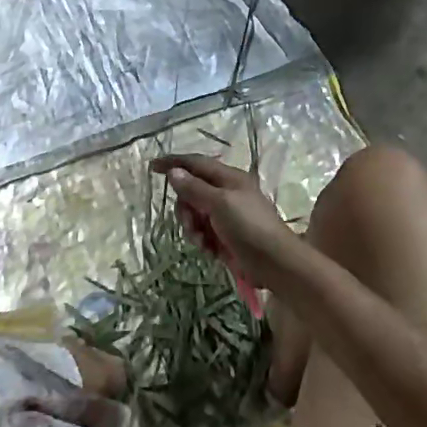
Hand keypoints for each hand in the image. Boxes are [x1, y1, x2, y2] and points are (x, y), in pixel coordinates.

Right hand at [149, 154, 305, 290]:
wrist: (274, 263)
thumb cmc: (249, 227)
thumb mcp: (220, 204)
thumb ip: (195, 188)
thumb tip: (174, 172)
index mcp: (229, 178)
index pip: (196, 164)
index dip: (174, 163)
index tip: (152, 166)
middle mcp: (226, 193)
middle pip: (192, 191)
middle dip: (185, 207)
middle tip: (191, 222)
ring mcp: (226, 215)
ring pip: (195, 214)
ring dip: (193, 227)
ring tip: (202, 241)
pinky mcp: (225, 236)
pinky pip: (203, 232)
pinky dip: (202, 240)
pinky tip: (210, 251)